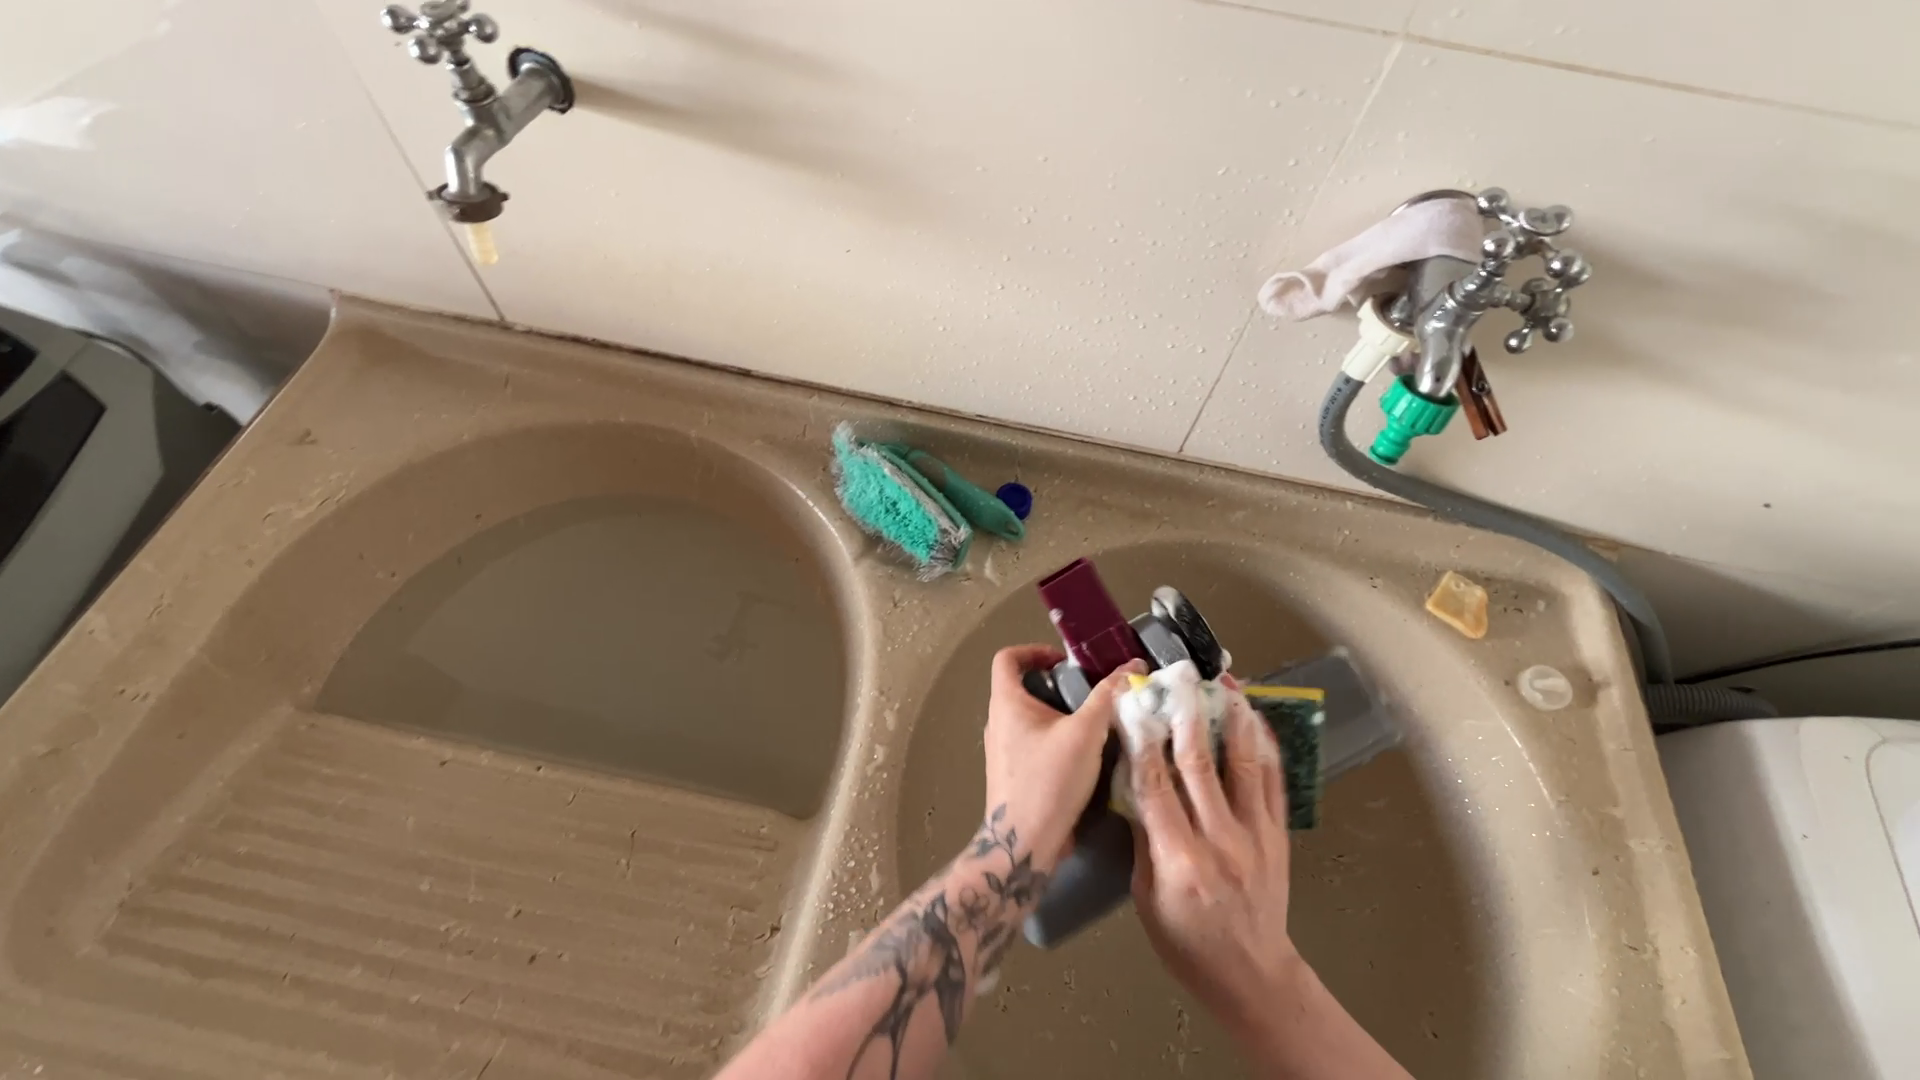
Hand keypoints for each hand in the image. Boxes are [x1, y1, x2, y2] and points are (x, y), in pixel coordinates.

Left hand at [979, 645, 1142, 872]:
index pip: (1008, 658)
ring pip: (1032, 719)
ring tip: (1096, 724)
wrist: (1024, 845)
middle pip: (1024, 688)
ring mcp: (1003, 751)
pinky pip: (1034, 744)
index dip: (1035, 651)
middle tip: (1093, 694)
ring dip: (1062, 716)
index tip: (1067, 663)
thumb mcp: (1086, 733)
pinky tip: (1088, 755)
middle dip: (1059, 687)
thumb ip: (1109, 696)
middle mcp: (998, 722)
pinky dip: (1058, 740)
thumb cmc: (1049, 780)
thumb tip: (1134, 666)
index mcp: (1006, 703)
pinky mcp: (1014, 775)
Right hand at [1127, 675, 1300, 1041]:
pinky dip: (1264, 746)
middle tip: (1179, 676)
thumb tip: (1136, 783)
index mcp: (1178, 858)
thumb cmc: (1185, 940)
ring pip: (1242, 763)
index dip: (1141, 739)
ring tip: (1225, 681)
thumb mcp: (1145, 895)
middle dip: (1186, 714)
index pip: (1154, 784)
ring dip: (1231, 718)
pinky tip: (1257, 718)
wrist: (1250, 972)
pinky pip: (1272, 781)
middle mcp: (1219, 839)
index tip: (1133, 702)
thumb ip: (1143, 837)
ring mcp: (1255, 834)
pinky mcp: (1277, 834)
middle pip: (1198, 763)